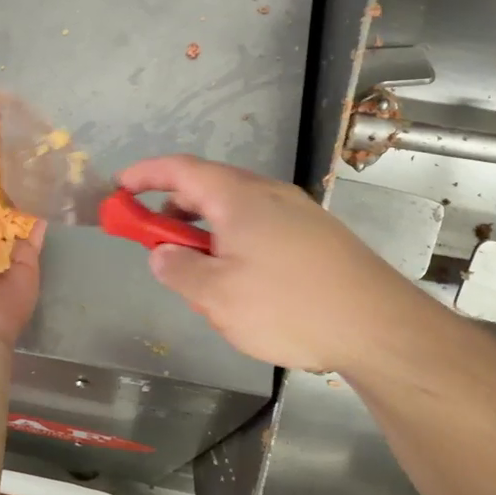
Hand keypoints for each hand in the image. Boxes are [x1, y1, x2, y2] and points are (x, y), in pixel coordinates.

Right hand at [118, 155, 404, 372]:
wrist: (376, 325)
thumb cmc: (288, 306)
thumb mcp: (216, 295)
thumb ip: (178, 270)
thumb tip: (161, 253)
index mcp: (239, 197)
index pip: (181, 170)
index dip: (145, 175)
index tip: (119, 189)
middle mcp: (269, 194)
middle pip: (209, 188)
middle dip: (174, 210)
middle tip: (156, 244)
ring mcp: (297, 213)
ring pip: (236, 211)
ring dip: (206, 232)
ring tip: (200, 275)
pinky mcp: (316, 237)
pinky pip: (260, 228)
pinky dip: (234, 242)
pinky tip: (241, 283)